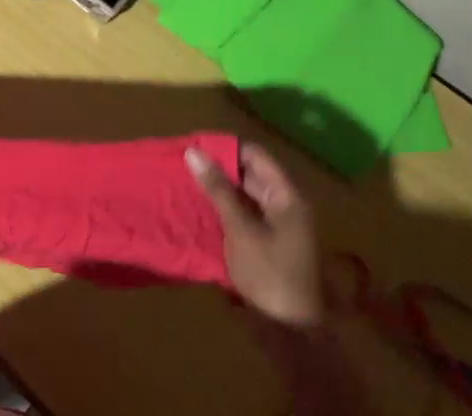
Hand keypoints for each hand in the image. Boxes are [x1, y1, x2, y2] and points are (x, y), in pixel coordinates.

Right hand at [186, 142, 323, 326]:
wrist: (289, 327)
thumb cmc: (269, 272)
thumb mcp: (240, 229)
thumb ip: (218, 189)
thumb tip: (193, 151)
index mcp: (286, 197)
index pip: (255, 156)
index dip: (225, 147)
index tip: (193, 145)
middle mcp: (284, 205)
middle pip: (249, 174)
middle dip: (217, 167)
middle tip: (182, 163)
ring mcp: (276, 224)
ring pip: (243, 193)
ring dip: (217, 187)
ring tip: (183, 180)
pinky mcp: (265, 240)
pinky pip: (242, 212)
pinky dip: (222, 207)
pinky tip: (197, 206)